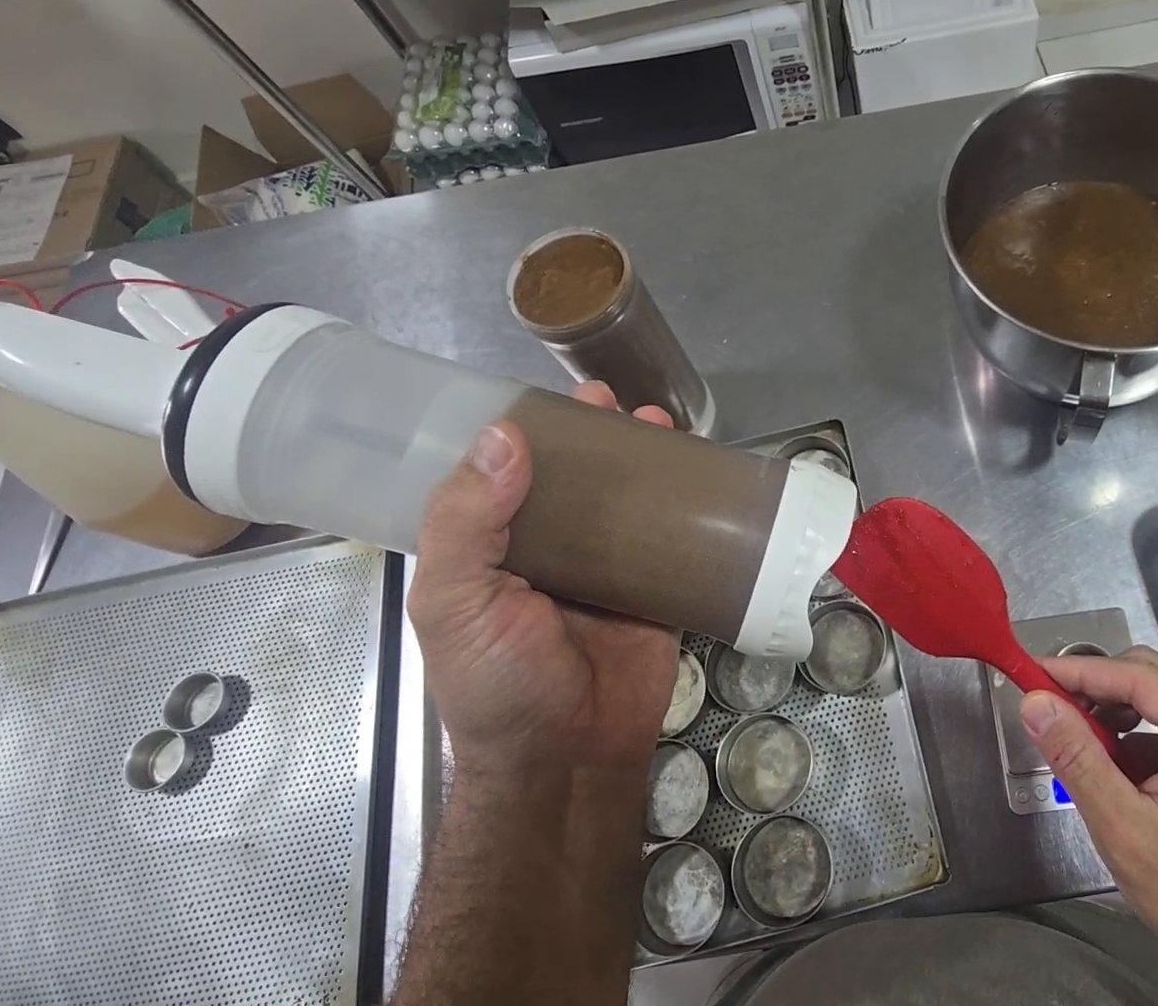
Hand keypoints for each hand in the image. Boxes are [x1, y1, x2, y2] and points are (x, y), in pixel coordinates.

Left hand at [407, 382, 679, 774]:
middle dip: (595, 439)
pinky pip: (673, 543)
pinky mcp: (655, 592)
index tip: (551, 399)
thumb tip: (502, 436)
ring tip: (662, 425)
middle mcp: (550, 553)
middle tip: (615, 405)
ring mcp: (606, 572)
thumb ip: (468, 522)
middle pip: (574, 481)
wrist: (569, 758)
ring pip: (626, 504)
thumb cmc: (497, 683)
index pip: (504, 477)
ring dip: (644, 463)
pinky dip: (688, 511)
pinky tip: (702, 480)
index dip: (526, 434)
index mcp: (493, 550)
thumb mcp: (455, 603)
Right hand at [1023, 648, 1157, 1003]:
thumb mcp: (1127, 830)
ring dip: (1113, 710)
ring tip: (1076, 742)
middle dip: (1094, 688)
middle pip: (1151, 675)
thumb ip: (1078, 759)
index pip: (1138, 675)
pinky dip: (1135, 733)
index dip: (1078, 669)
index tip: (1030, 673)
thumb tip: (1035, 704)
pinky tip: (1111, 763)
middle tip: (1047, 709)